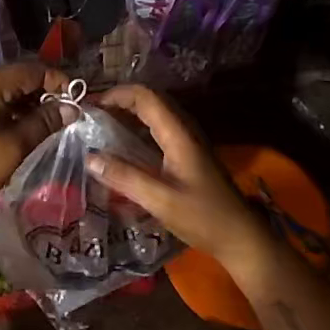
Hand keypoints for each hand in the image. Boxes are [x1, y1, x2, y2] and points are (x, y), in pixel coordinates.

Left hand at [0, 62, 71, 232]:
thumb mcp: (15, 146)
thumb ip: (45, 123)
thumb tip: (72, 108)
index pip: (33, 69)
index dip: (59, 82)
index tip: (77, 103)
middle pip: (20, 79)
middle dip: (47, 94)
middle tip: (66, 117)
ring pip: (9, 94)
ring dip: (31, 106)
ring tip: (50, 128)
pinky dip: (15, 115)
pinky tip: (24, 135)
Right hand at [87, 85, 276, 275]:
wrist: (239, 235)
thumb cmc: (203, 217)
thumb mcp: (161, 200)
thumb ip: (125, 178)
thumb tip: (90, 158)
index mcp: (179, 134)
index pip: (146, 97)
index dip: (117, 94)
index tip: (89, 105)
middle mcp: (185, 130)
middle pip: (150, 101)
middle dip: (119, 101)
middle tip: (90, 116)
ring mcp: (189, 142)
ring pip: (155, 115)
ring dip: (128, 115)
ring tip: (99, 128)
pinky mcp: (188, 155)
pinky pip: (159, 131)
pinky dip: (138, 130)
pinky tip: (122, 148)